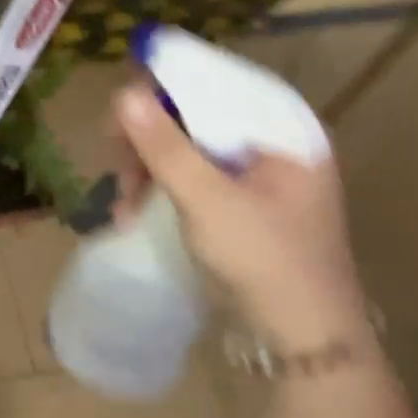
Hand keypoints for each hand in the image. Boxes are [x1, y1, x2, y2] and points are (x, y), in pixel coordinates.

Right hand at [112, 85, 368, 348]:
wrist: (301, 332)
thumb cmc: (263, 258)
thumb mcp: (206, 199)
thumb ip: (165, 146)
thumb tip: (124, 94)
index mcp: (284, 134)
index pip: (219, 85)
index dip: (167, 86)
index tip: (121, 102)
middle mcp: (273, 147)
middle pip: (195, 117)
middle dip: (148, 139)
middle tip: (116, 163)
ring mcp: (256, 177)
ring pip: (184, 148)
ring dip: (144, 169)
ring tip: (124, 204)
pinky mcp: (238, 204)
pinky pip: (187, 177)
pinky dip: (157, 189)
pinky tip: (133, 212)